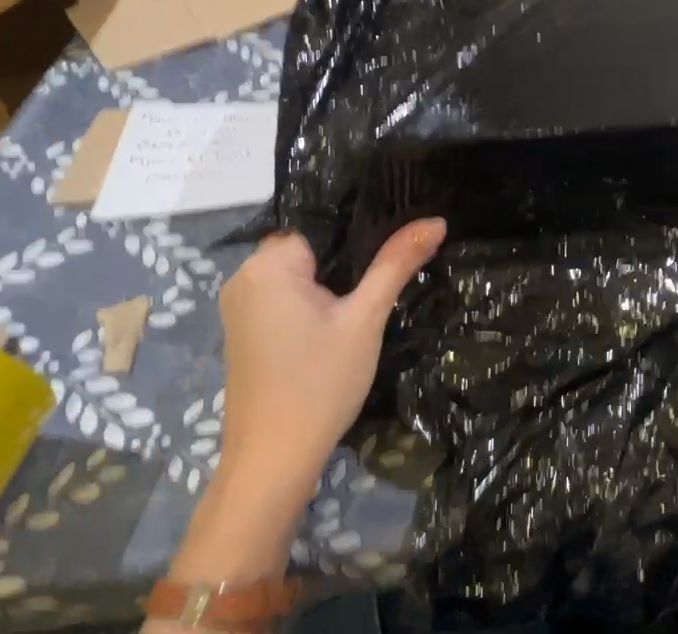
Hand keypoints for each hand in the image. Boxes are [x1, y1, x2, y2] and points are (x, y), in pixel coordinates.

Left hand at [216, 219, 445, 492]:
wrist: (273, 459)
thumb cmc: (320, 382)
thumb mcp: (367, 318)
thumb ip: (397, 262)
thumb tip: (436, 219)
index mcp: (267, 265)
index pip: (324, 222)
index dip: (364, 229)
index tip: (399, 243)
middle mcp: (244, 277)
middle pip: (313, 245)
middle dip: (353, 255)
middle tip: (396, 269)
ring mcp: (241, 305)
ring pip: (302, 271)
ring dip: (337, 278)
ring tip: (375, 293)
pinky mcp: (247, 328)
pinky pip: (288, 294)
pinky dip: (318, 297)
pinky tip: (346, 317)